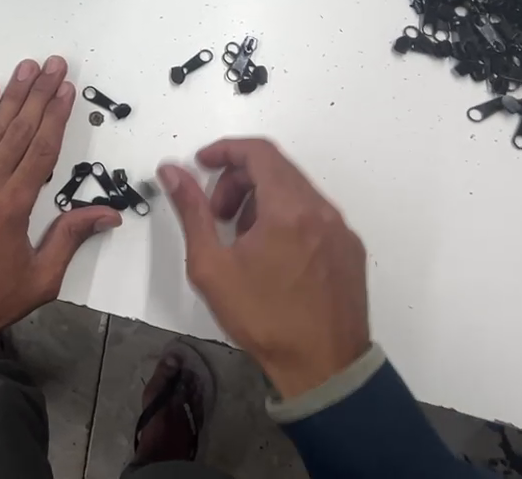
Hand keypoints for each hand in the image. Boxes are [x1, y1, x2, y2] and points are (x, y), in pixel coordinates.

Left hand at [0, 56, 122, 347]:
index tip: (66, 88)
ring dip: (10, 97)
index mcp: (13, 205)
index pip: (42, 149)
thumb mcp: (41, 278)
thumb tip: (109, 213)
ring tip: (25, 68)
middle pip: (19, 130)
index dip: (56, 116)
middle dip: (39, 94)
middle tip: (53, 64)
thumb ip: (71, 237)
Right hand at [158, 138, 369, 399]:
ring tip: (239, 235)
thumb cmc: (263, 317)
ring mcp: (340, 230)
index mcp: (289, 209)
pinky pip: (313, 212)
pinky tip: (269, 252)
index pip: (258, 151)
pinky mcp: (350, 250)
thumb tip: (171, 171)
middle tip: (215, 211)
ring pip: (295, 189)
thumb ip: (191, 209)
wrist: (325, 371)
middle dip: (237, 178)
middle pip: (275, 167)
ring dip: (260, 197)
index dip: (224, 150)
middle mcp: (321, 211)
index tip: (200, 165)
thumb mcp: (212, 264)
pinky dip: (284, 214)